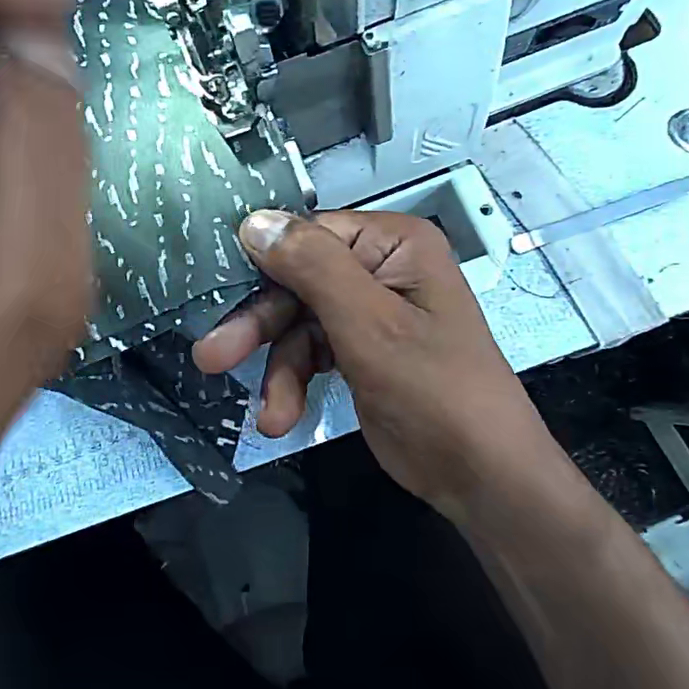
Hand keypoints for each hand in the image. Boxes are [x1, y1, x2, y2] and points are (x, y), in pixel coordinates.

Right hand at [193, 210, 555, 514]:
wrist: (478, 469)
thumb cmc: (433, 388)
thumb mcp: (369, 325)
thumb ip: (312, 268)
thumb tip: (254, 220)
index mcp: (397, 245)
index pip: (312, 234)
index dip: (265, 262)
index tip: (216, 290)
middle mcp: (384, 270)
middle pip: (301, 282)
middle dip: (262, 325)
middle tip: (210, 357)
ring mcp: (375, 314)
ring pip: (300, 324)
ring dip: (280, 369)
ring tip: (270, 413)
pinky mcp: (365, 354)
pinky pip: (314, 353)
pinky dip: (295, 383)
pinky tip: (282, 417)